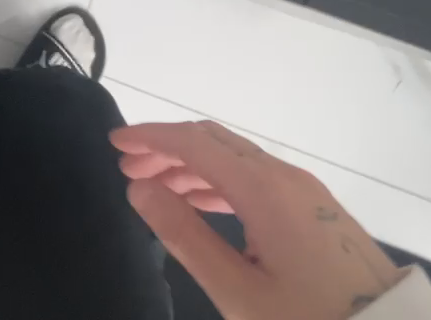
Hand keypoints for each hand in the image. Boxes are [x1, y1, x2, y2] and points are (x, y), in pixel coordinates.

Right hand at [112, 120, 402, 319]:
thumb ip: (184, 235)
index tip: (114, 143)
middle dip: (166, 148)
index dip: (150, 137)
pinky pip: (254, 178)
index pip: (193, 142)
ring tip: (157, 188)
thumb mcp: (240, 294)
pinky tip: (201, 203)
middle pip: (213, 142)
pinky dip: (217, 181)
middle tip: (129, 170)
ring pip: (234, 159)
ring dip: (190, 165)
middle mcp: (284, 177)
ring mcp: (304, 193)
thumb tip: (138, 187)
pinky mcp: (316, 213)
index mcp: (263, 188)